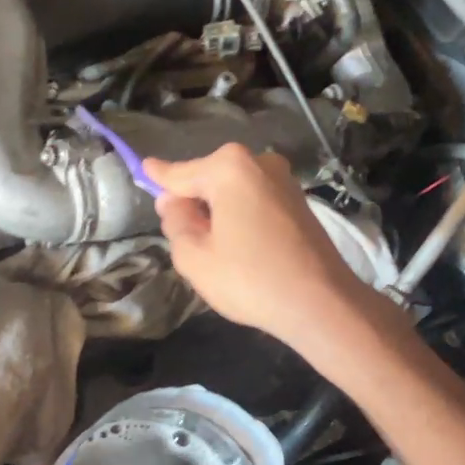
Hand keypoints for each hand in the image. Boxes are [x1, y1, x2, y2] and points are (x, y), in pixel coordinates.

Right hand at [144, 145, 377, 349]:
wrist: (321, 302)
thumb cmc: (251, 278)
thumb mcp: (195, 256)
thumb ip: (176, 223)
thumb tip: (173, 202)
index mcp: (229, 167)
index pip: (180, 173)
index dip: (159, 179)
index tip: (143, 170)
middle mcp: (259, 162)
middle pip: (209, 180)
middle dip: (194, 202)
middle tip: (186, 240)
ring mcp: (284, 180)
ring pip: (234, 192)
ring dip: (220, 212)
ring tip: (216, 251)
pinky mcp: (300, 201)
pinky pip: (256, 202)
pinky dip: (243, 217)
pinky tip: (243, 248)